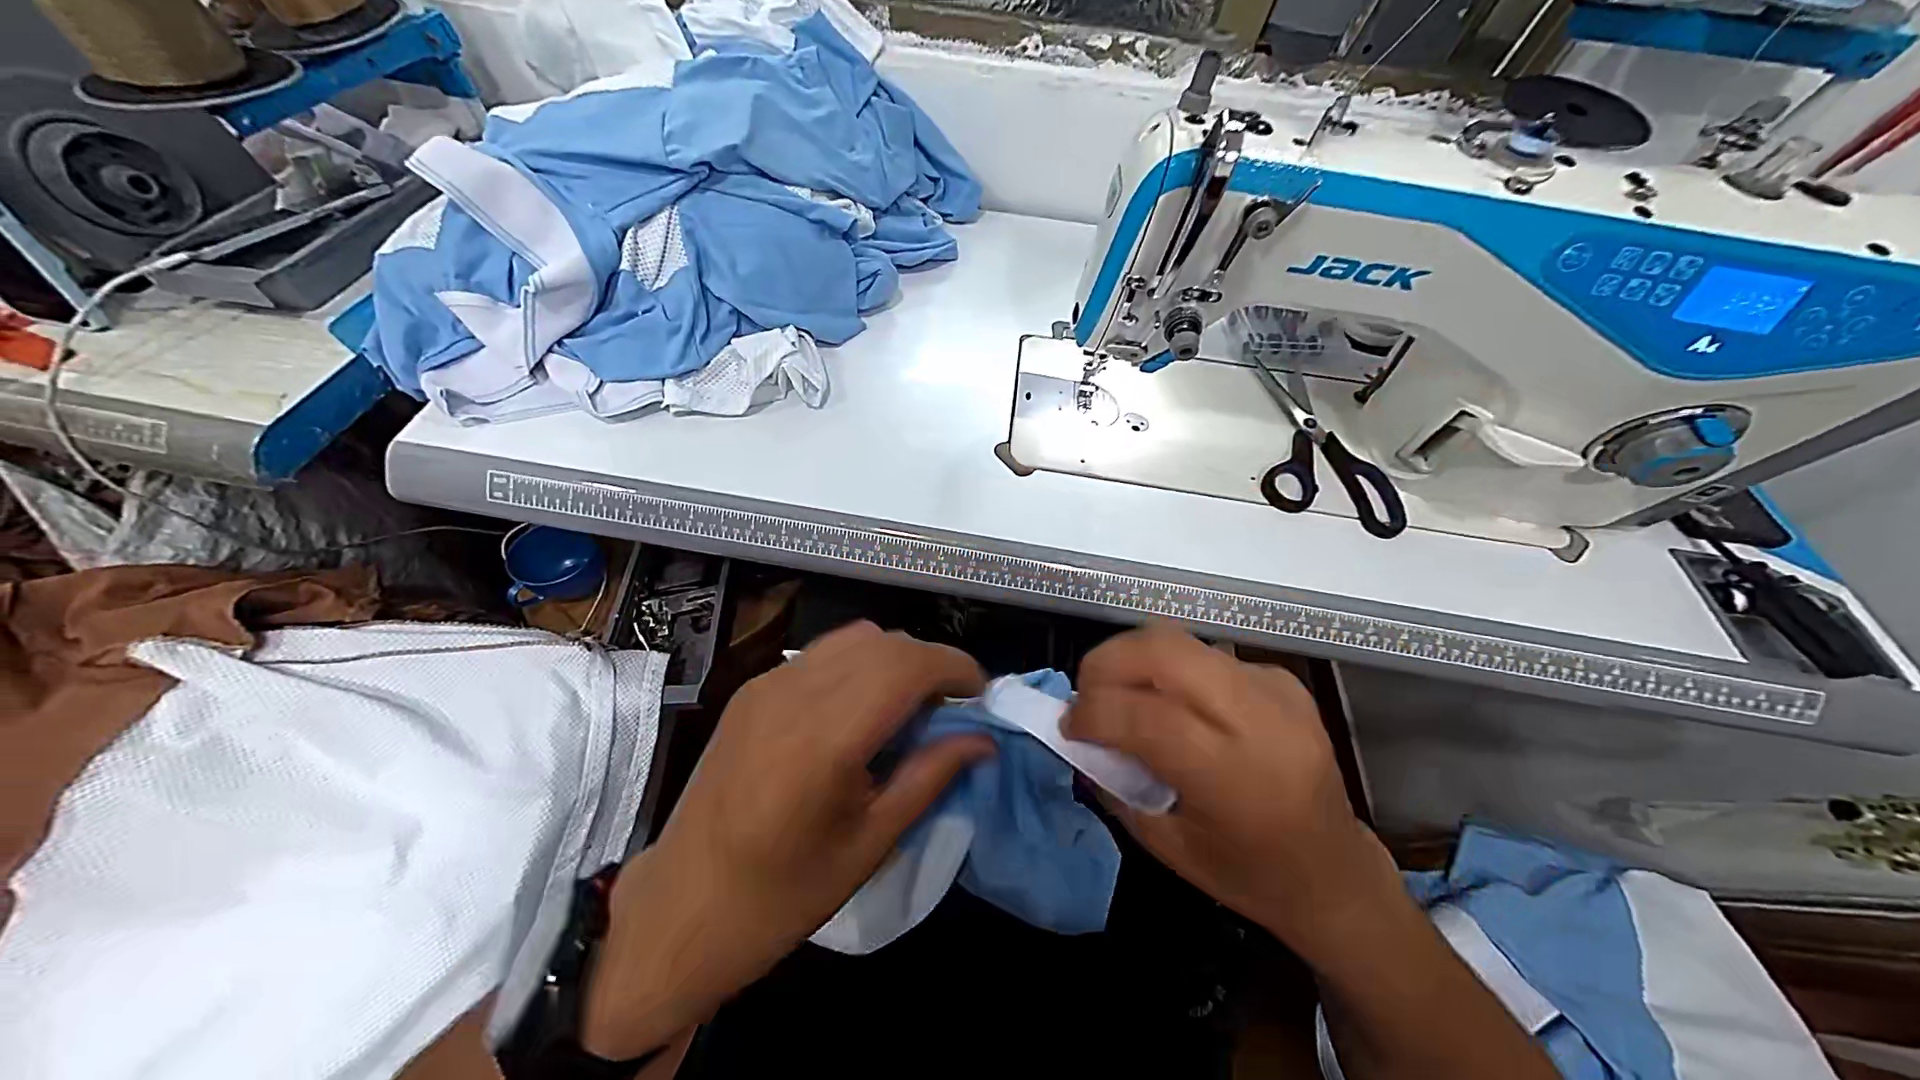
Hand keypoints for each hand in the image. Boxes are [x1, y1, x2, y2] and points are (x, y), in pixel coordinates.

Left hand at [582, 622, 990, 1058]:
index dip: (954, 668)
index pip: (906, 665)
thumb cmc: (782, 895)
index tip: (980, 695)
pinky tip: (861, 710)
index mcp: (825, 738)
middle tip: (951, 707)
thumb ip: (930, 777)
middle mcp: (793, 694)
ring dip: (894, 659)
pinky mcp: (750, 691)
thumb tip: (982, 739)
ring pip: (853, 638)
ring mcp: (766, 686)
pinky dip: (858, 664)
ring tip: (910, 707)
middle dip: (929, 663)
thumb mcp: (870, 844)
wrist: (681, 909)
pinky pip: (820, 655)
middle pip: (884, 642)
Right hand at [1062, 626, 1398, 959]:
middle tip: (1088, 693)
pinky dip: (1174, 672)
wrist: (1334, 874)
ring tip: (1123, 695)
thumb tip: (1077, 737)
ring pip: (1183, 641)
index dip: (1093, 711)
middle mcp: (1260, 720)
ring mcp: (1276, 691)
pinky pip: (1207, 656)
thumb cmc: (1247, 873)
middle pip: (1164, 650)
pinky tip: (1175, 706)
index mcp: (1233, 776)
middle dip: (1108, 662)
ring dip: (1136, 660)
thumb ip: (1116, 784)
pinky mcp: (1283, 679)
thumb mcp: (1166, 843)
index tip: (1068, 725)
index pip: (1145, 715)